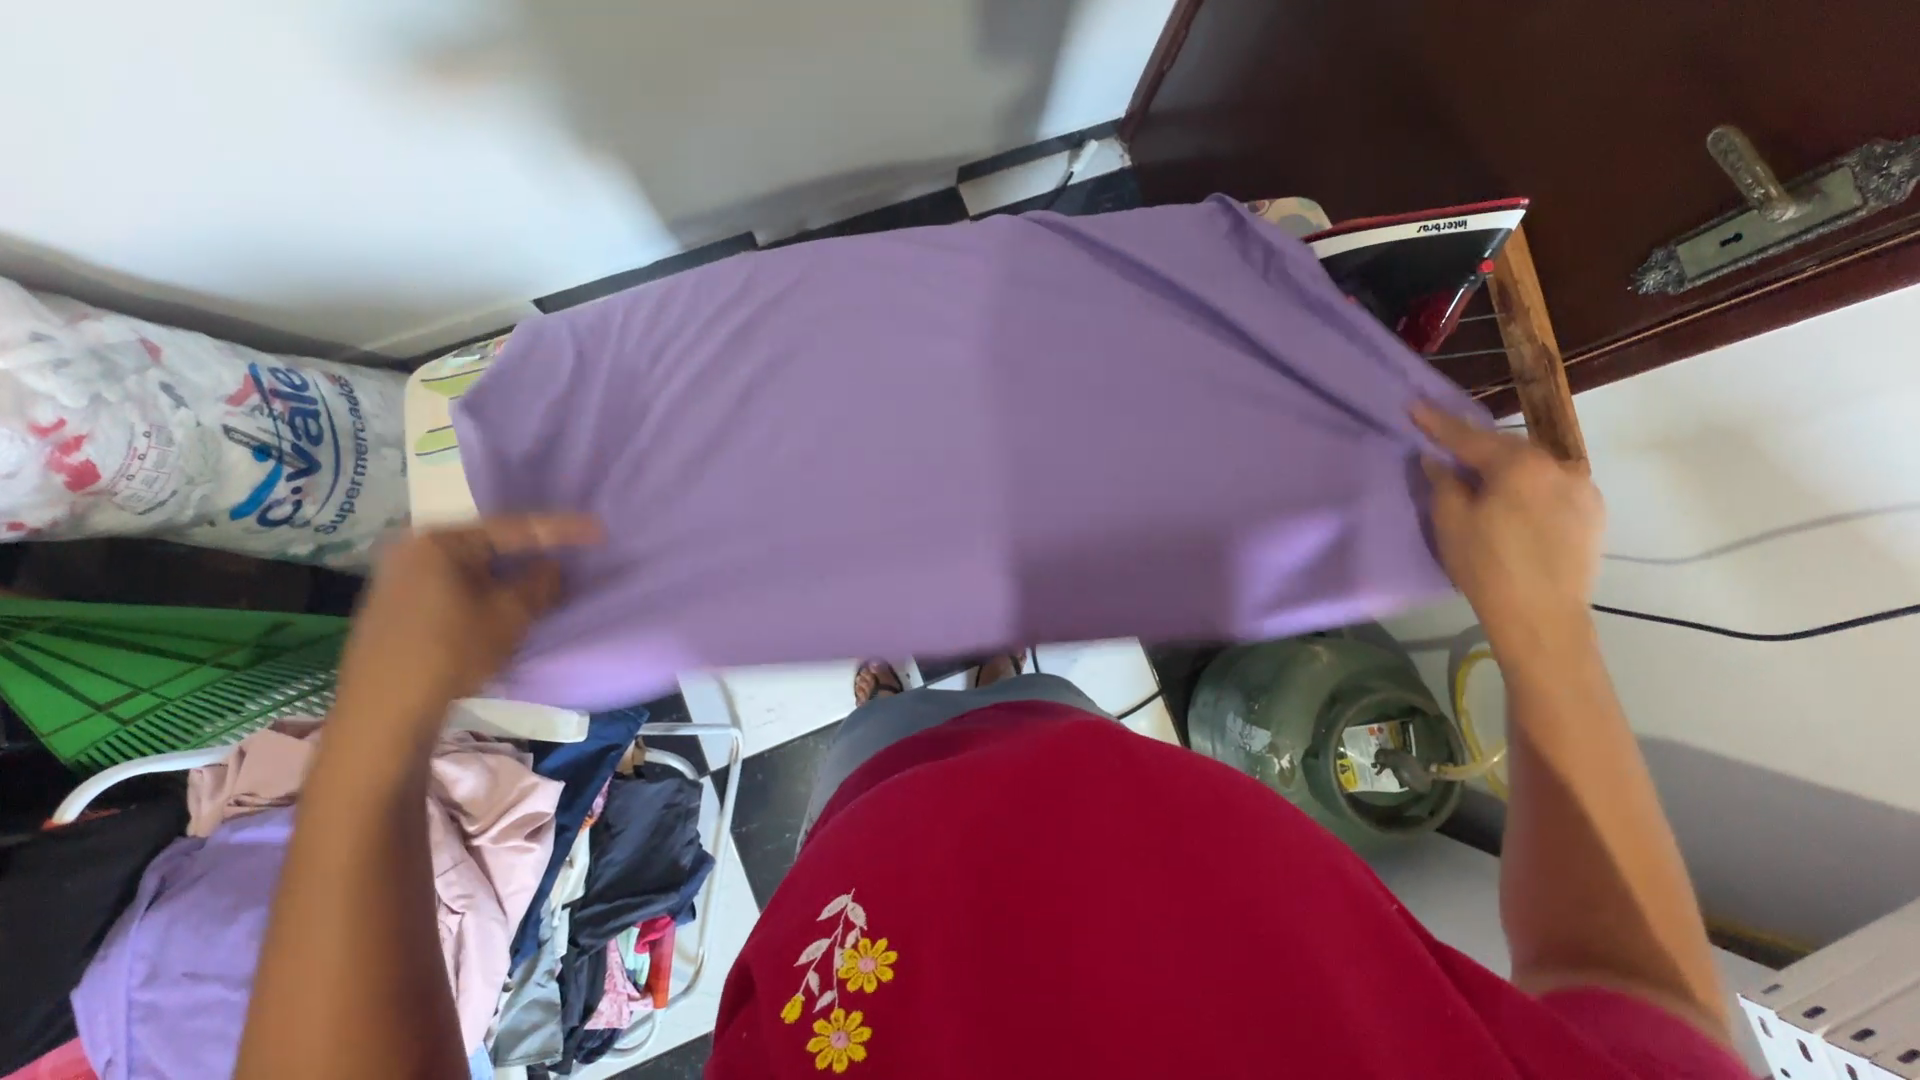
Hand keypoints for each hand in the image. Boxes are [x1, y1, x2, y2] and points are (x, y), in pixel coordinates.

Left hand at [334, 514, 603, 719]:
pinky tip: (499, 608)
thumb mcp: (509, 616)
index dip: (560, 530)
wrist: (383, 712)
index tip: (598, 530)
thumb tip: (552, 568)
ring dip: (504, 577)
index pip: (513, 529)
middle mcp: (412, 550)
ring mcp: (395, 578)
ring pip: (468, 570)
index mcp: (439, 542)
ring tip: (539, 585)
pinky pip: (449, 587)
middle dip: (528, 554)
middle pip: (487, 546)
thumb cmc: (451, 653)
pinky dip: (480, 592)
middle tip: (566, 557)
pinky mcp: (391, 608)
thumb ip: (539, 584)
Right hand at [1412, 404, 1602, 647]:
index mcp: (1520, 463)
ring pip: (1534, 468)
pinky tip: (1516, 505)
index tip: (1415, 406)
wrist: (1541, 617)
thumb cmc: (1486, 567)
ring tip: (1484, 480)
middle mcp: (1558, 466)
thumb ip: (1444, 482)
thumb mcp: (1451, 522)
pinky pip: (1554, 488)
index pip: (1469, 436)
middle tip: (1449, 449)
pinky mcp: (1593, 513)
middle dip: (1478, 448)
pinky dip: (1531, 489)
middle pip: (1507, 448)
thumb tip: (1437, 459)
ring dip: (1507, 469)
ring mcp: (1582, 488)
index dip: (1437, 423)